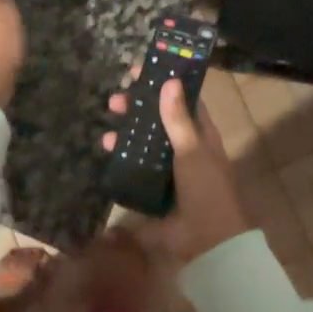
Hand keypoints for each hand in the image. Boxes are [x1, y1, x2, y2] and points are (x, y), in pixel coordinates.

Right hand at [103, 69, 250, 263]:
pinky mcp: (153, 190)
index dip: (163, 83)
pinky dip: (121, 162)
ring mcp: (168, 170)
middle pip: (157, 121)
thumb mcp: (192, 149)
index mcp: (200, 135)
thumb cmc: (206, 188)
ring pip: (143, 145)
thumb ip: (178, 118)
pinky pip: (135, 170)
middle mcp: (184, 148)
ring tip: (105, 136)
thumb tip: (169, 80)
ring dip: (124, 137)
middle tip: (114, 102)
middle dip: (136, 110)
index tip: (139, 71)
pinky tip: (106, 158)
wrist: (206, 240)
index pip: (181, 100)